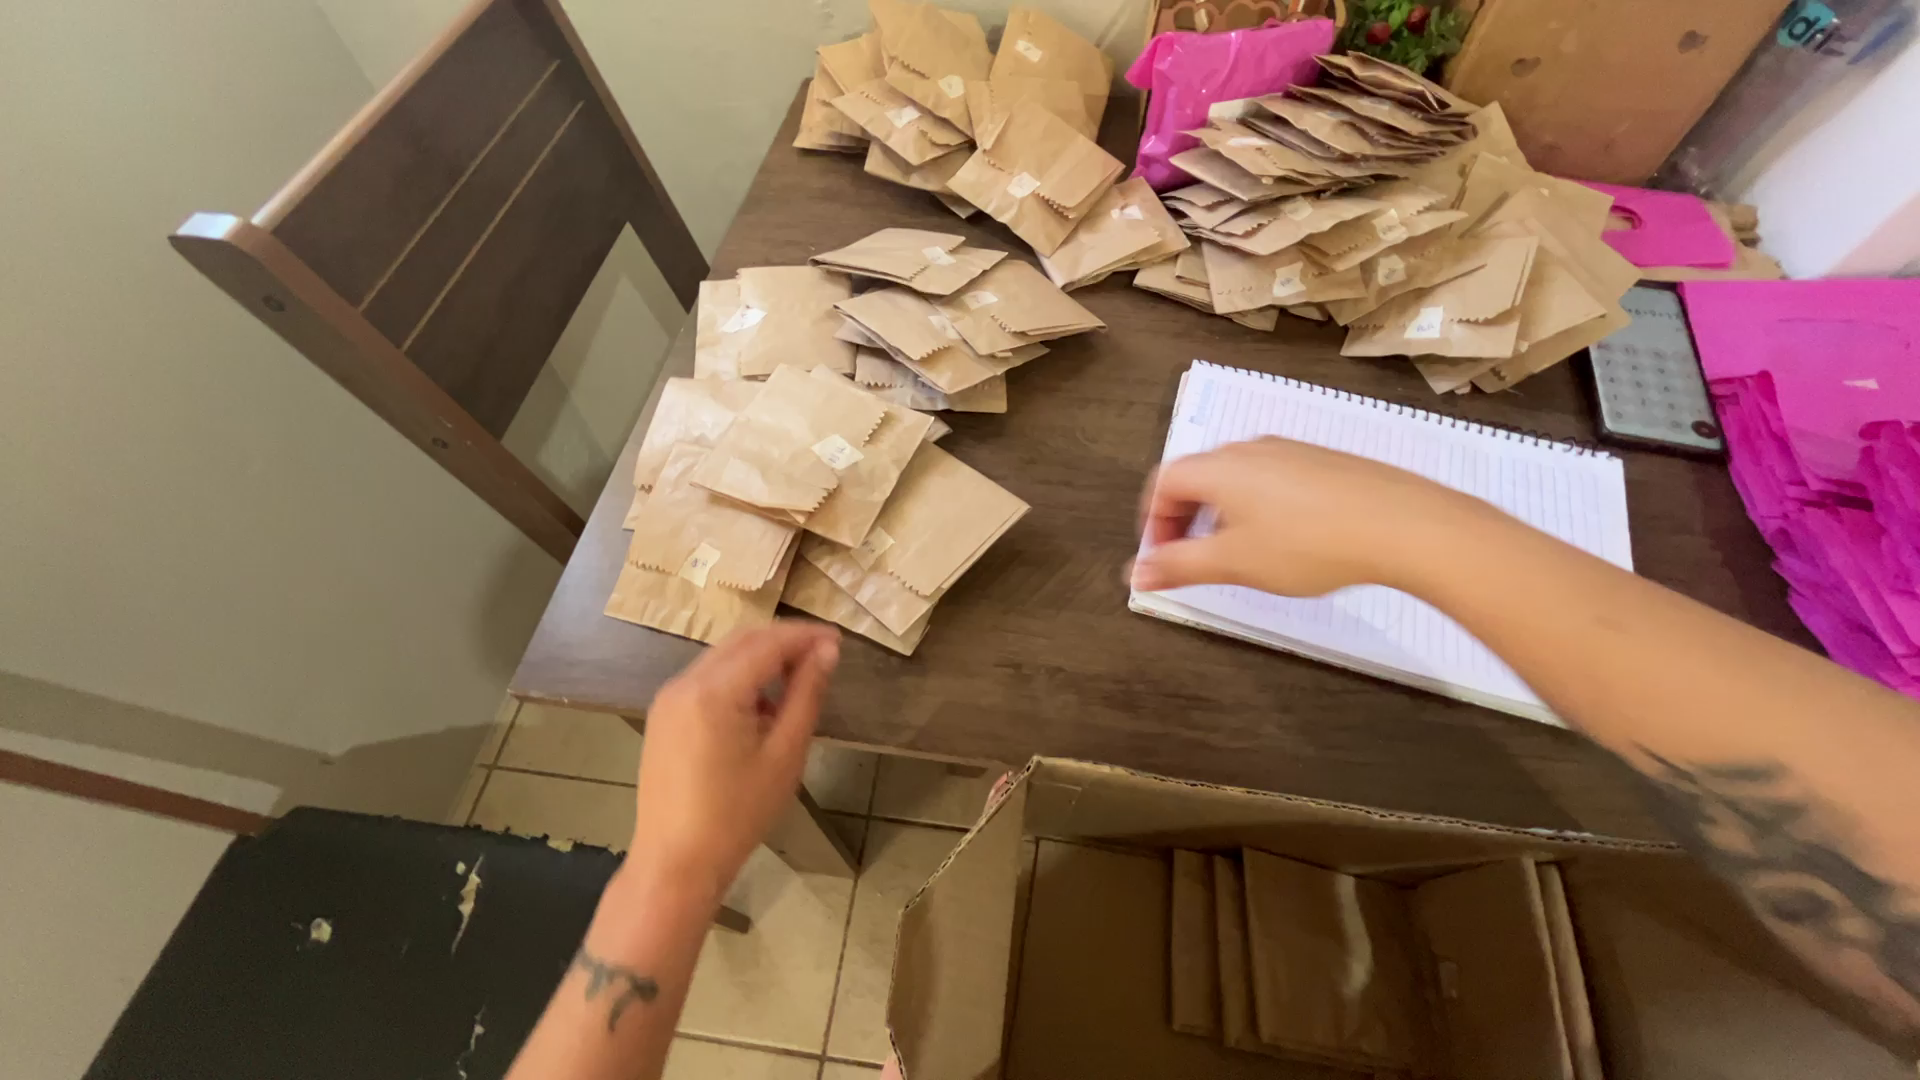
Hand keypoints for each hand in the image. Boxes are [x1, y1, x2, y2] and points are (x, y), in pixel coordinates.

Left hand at [627, 621, 840, 899]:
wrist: (675, 863)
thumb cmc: (738, 814)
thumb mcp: (785, 754)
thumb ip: (806, 694)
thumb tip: (827, 652)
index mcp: (715, 692)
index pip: (768, 643)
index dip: (806, 636)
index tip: (839, 640)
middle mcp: (685, 683)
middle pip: (743, 640)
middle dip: (784, 640)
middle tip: (823, 653)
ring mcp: (669, 698)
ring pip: (723, 656)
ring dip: (762, 656)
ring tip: (798, 678)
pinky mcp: (664, 714)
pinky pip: (707, 678)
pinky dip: (739, 676)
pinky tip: (761, 703)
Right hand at [1132, 436, 1494, 596]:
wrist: (1405, 525)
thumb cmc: (1307, 545)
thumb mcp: (1234, 562)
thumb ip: (1178, 566)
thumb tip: (1133, 574)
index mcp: (1218, 468)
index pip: (1163, 482)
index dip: (1151, 520)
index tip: (1160, 556)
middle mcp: (1248, 449)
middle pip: (1196, 477)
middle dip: (1182, 518)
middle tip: (1189, 557)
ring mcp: (1289, 451)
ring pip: (1233, 478)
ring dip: (1217, 514)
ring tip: (1234, 552)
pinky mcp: (1322, 462)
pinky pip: (1269, 479)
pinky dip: (1253, 506)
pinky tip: (1282, 539)